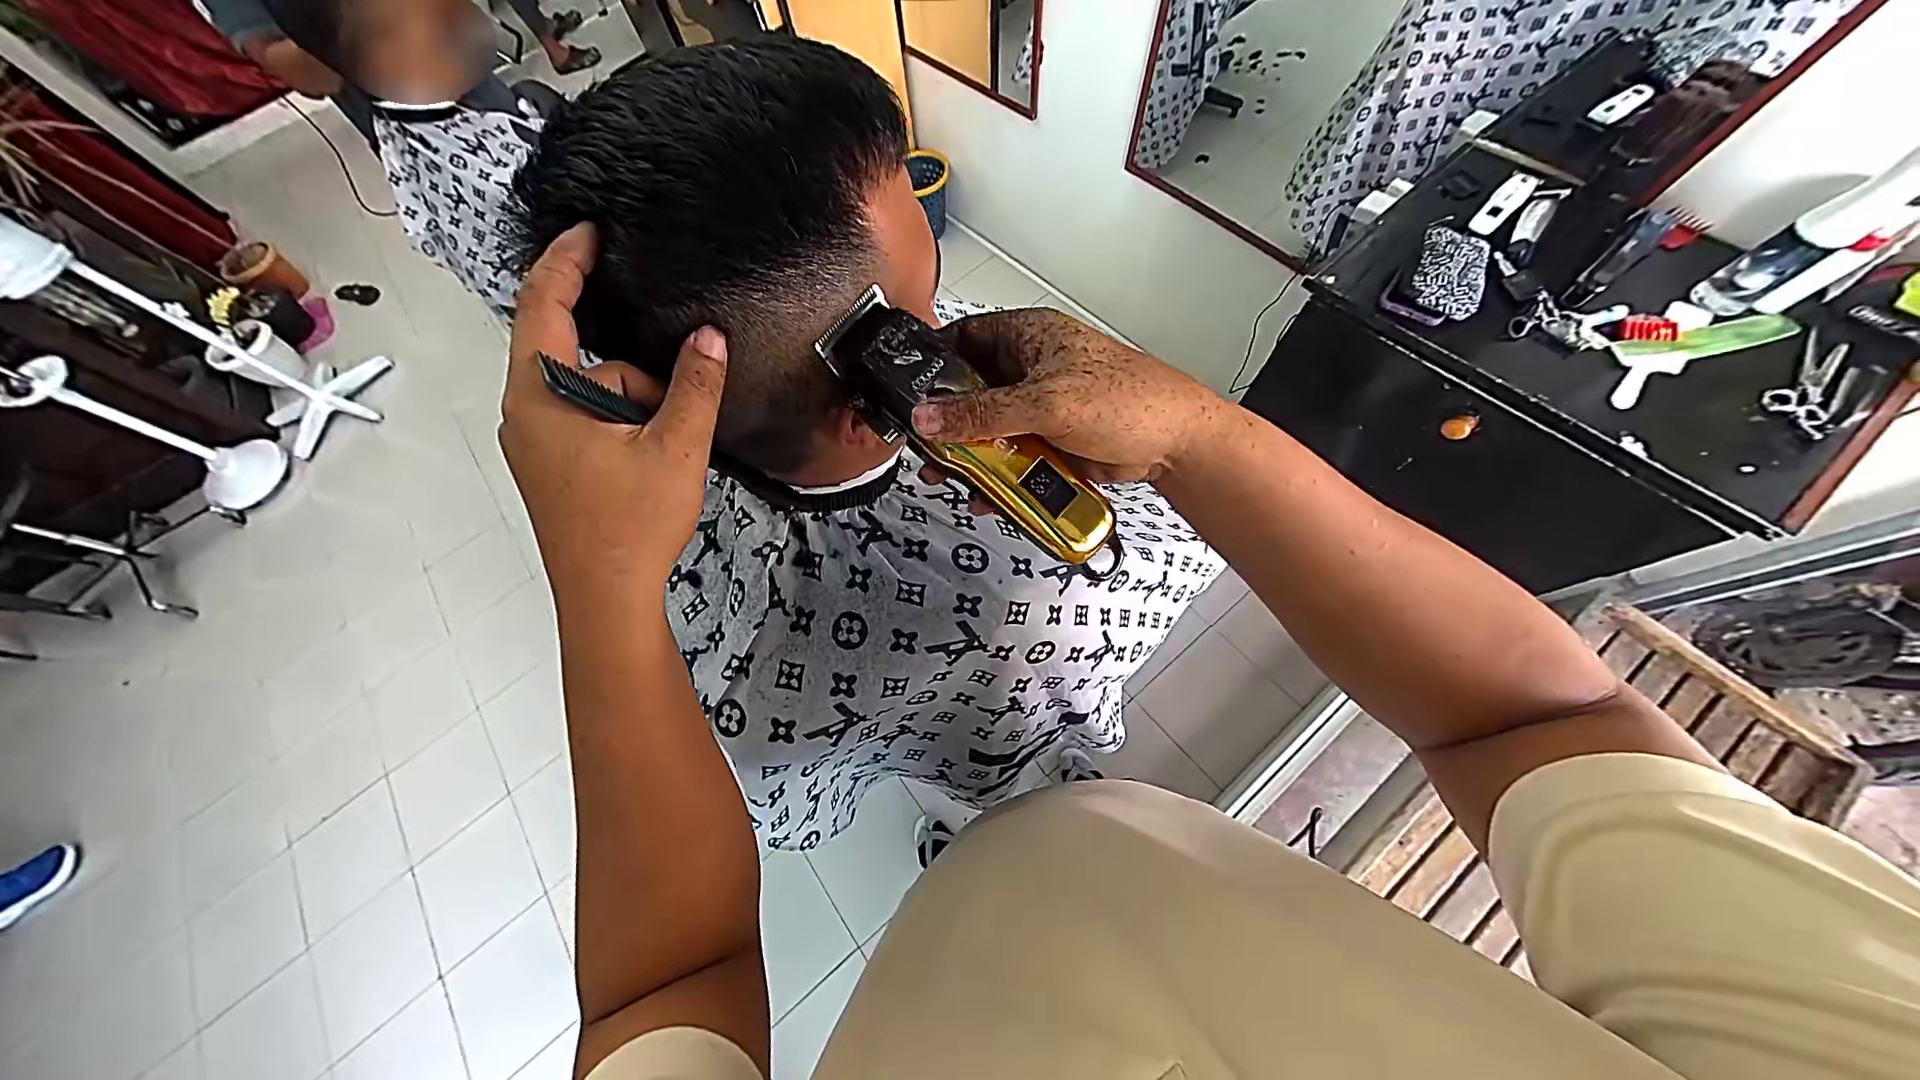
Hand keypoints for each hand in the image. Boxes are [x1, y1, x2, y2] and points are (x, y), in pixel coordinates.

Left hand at [500, 223, 727, 601]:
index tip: (593, 232)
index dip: (567, 260)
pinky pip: (588, 424)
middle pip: (587, 363)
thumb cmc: (632, 523)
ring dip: (637, 411)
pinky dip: (623, 430)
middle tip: (677, 419)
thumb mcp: (676, 448)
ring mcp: (535, 444)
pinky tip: (650, 464)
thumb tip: (710, 337)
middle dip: (639, 379)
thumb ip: (695, 386)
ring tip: (667, 457)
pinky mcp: (551, 468)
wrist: (606, 596)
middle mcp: (524, 412)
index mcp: (540, 396)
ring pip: (593, 398)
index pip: (543, 305)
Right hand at [913, 308, 1228, 483]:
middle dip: (948, 424)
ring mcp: (1038, 407)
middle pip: (970, 393)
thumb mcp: (1046, 402)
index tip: (910, 393)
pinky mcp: (1048, 440)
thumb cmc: (1129, 401)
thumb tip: (930, 417)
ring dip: (971, 455)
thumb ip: (984, 412)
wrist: (1173, 444)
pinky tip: (988, 493)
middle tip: (929, 449)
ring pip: (989, 430)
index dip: (934, 364)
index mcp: (1028, 337)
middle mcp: (1029, 369)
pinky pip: (1010, 456)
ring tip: (952, 477)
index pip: (964, 339)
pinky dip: (998, 474)